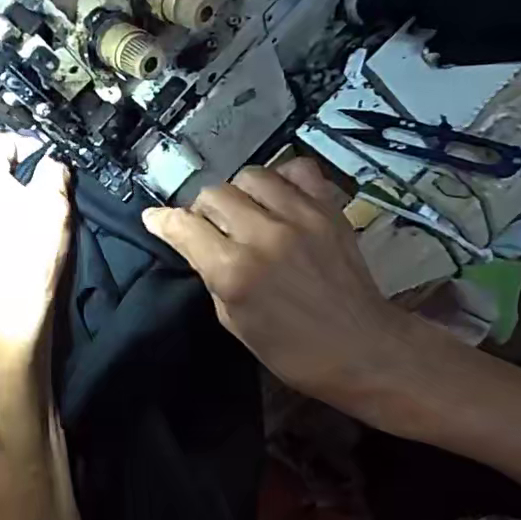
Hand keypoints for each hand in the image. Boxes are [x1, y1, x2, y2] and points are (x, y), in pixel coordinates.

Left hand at [0, 134, 73, 370]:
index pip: (1, 140)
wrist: (13, 309)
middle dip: (19, 171)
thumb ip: (54, 168)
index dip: (30, 146)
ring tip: (32, 213)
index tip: (48, 162)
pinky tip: (17, 230)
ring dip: (8, 193)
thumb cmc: (30, 255)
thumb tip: (52, 162)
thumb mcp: (55, 201)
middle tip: (45, 188)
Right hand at [141, 158, 467, 430]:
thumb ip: (210, 274)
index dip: (162, 221)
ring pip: (249, 176)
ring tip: (246, 212)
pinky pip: (297, 170)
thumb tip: (193, 241)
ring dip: (239, 193)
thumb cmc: (292, 350)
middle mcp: (262, 235)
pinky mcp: (328, 209)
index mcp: (234, 271)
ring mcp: (300, 217)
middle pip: (212, 194)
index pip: (182, 226)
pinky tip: (280, 198)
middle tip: (213, 230)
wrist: (364, 349)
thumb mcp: (233, 321)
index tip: (156, 221)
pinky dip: (282, 179)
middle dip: (203, 212)